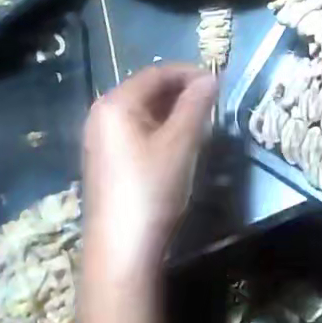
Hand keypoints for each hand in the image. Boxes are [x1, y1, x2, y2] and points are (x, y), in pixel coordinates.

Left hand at [81, 63, 218, 280]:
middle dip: (182, 92)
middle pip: (147, 90)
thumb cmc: (151, 190)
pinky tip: (180, 144)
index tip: (220, 83)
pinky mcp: (106, 160)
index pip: (157, 73)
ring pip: (143, 112)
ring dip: (173, 111)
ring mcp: (100, 139)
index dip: (190, 73)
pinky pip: (136, 131)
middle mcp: (101, 115)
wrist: (122, 249)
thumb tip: (211, 78)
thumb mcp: (180, 144)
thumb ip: (196, 106)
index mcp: (115, 104)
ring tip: (203, 122)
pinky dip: (160, 129)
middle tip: (214, 103)